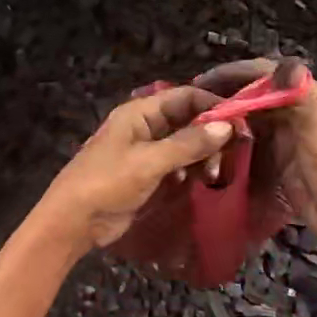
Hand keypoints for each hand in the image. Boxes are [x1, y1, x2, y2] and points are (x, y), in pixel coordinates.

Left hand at [37, 86, 234, 250]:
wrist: (75, 219)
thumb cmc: (108, 183)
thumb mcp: (149, 162)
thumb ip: (188, 144)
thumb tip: (227, 125)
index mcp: (138, 113)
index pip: (183, 96)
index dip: (212, 105)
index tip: (241, 124)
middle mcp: (144, 126)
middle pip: (187, 119)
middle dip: (211, 135)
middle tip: (228, 158)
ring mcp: (145, 151)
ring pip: (185, 144)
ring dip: (203, 156)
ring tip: (211, 176)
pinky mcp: (148, 174)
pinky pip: (178, 164)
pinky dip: (191, 170)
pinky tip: (199, 183)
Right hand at [191, 59, 316, 249]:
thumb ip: (299, 94)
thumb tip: (287, 63)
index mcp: (309, 95)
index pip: (264, 73)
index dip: (232, 73)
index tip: (201, 81)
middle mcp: (295, 108)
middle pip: (251, 92)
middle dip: (222, 93)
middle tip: (192, 101)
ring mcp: (285, 132)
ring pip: (247, 114)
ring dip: (224, 114)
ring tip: (197, 120)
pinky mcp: (276, 154)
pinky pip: (247, 137)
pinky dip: (229, 135)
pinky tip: (212, 139)